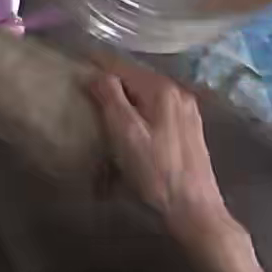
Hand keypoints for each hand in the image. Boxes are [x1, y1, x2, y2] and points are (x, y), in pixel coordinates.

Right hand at [86, 58, 244, 246]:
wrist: (194, 211)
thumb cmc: (155, 172)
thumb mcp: (125, 133)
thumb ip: (109, 97)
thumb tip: (96, 73)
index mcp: (162, 90)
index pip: (123, 65)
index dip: (98, 62)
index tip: (77, 60)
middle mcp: (178, 93)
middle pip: (136, 77)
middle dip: (111, 78)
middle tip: (84, 83)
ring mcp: (186, 111)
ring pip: (146, 92)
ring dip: (124, 93)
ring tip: (101, 100)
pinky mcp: (189, 128)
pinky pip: (156, 106)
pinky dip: (138, 106)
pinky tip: (128, 119)